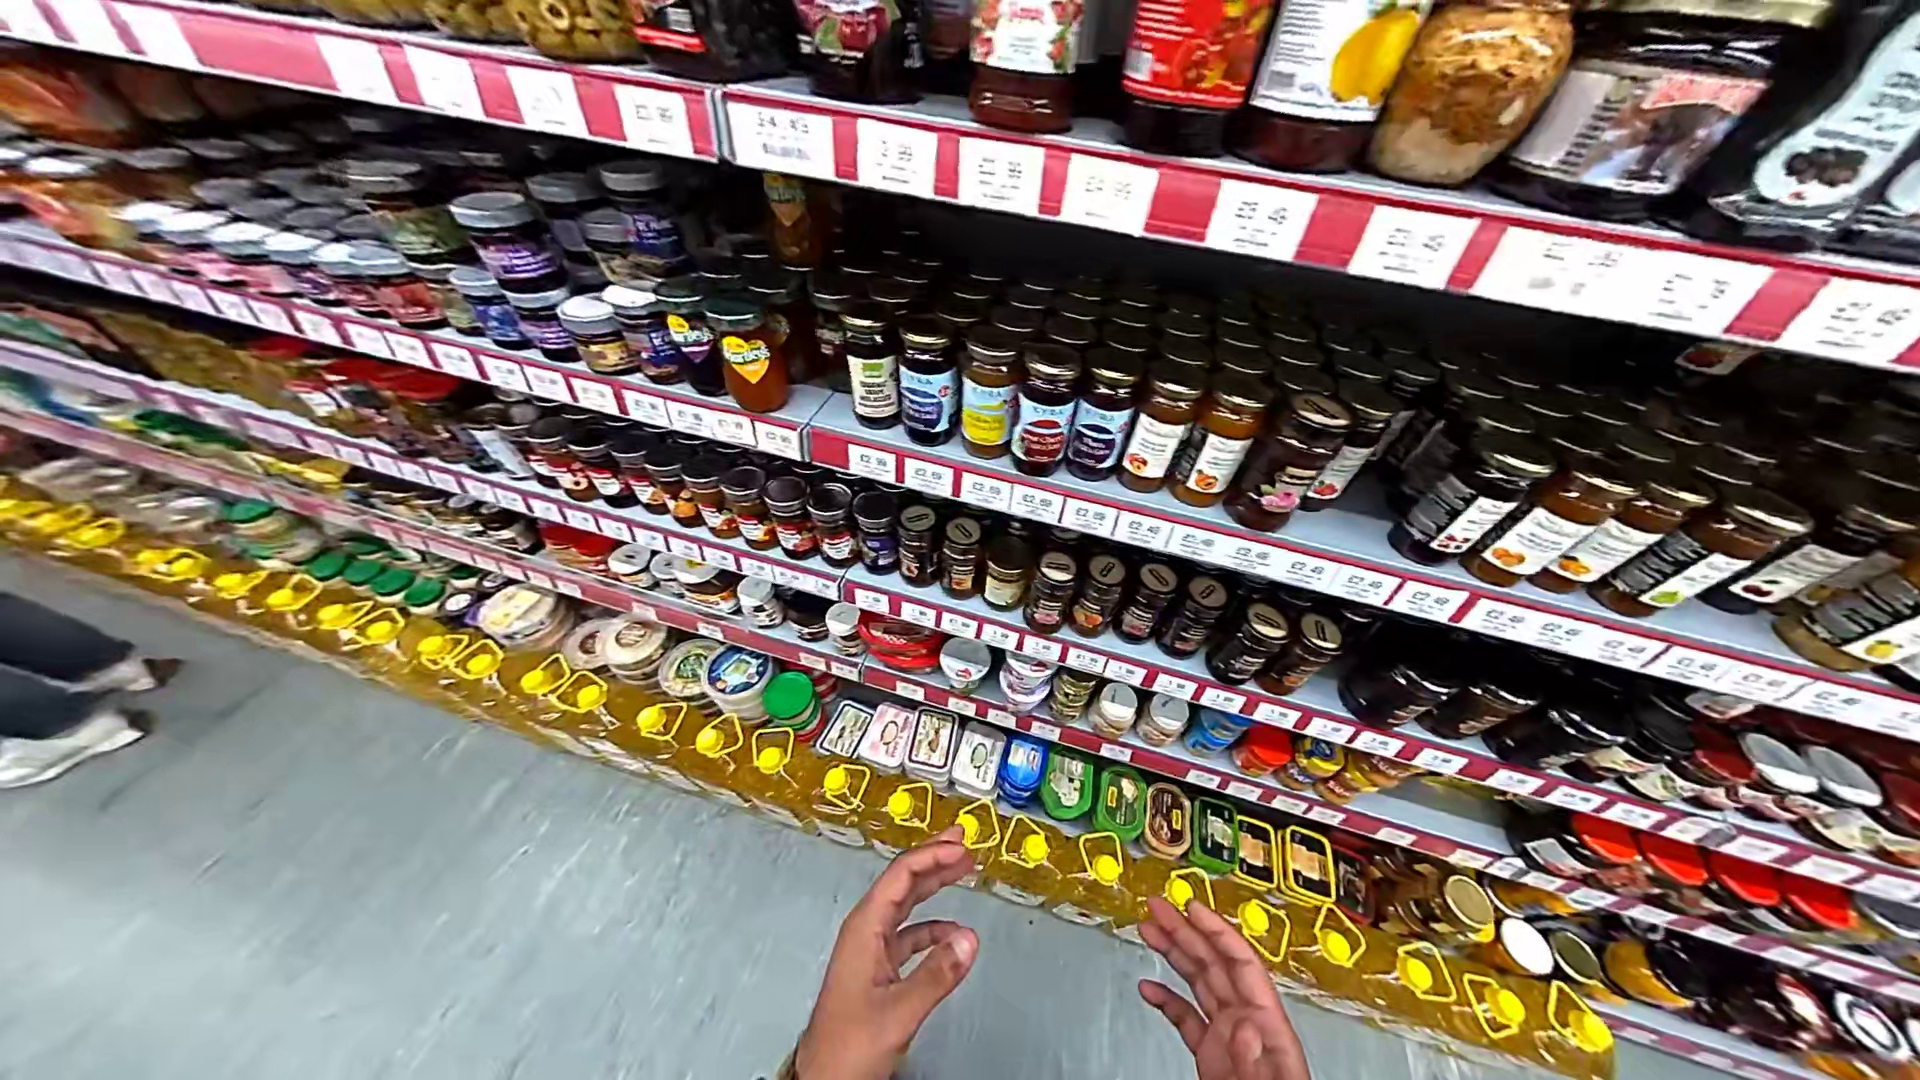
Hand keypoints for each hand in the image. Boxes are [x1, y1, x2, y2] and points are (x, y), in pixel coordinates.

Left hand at [794, 826, 977, 1079]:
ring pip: (907, 902)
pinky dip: (932, 926)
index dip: (931, 855)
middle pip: (903, 880)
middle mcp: (867, 927)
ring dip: (934, 885)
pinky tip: (952, 931)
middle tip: (962, 841)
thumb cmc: (849, 1046)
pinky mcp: (878, 967)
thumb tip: (970, 938)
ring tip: (962, 871)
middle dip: (933, 857)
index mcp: (865, 926)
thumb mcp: (898, 1012)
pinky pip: (909, 933)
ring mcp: (871, 946)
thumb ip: (936, 974)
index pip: (901, 874)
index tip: (960, 846)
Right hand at [1138, 897, 1310, 1079]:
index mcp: (1269, 1027)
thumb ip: (1255, 1067)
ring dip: (1173, 953)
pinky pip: (1186, 1018)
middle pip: (1215, 964)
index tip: (1191, 907)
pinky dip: (1165, 998)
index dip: (1217, 930)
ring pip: (1198, 982)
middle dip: (1185, 930)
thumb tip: (1245, 1025)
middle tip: (1158, 905)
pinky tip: (1148, 987)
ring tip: (1147, 928)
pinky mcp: (1212, 1059)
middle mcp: (1248, 1024)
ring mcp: (1229, 1040)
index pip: (1242, 963)